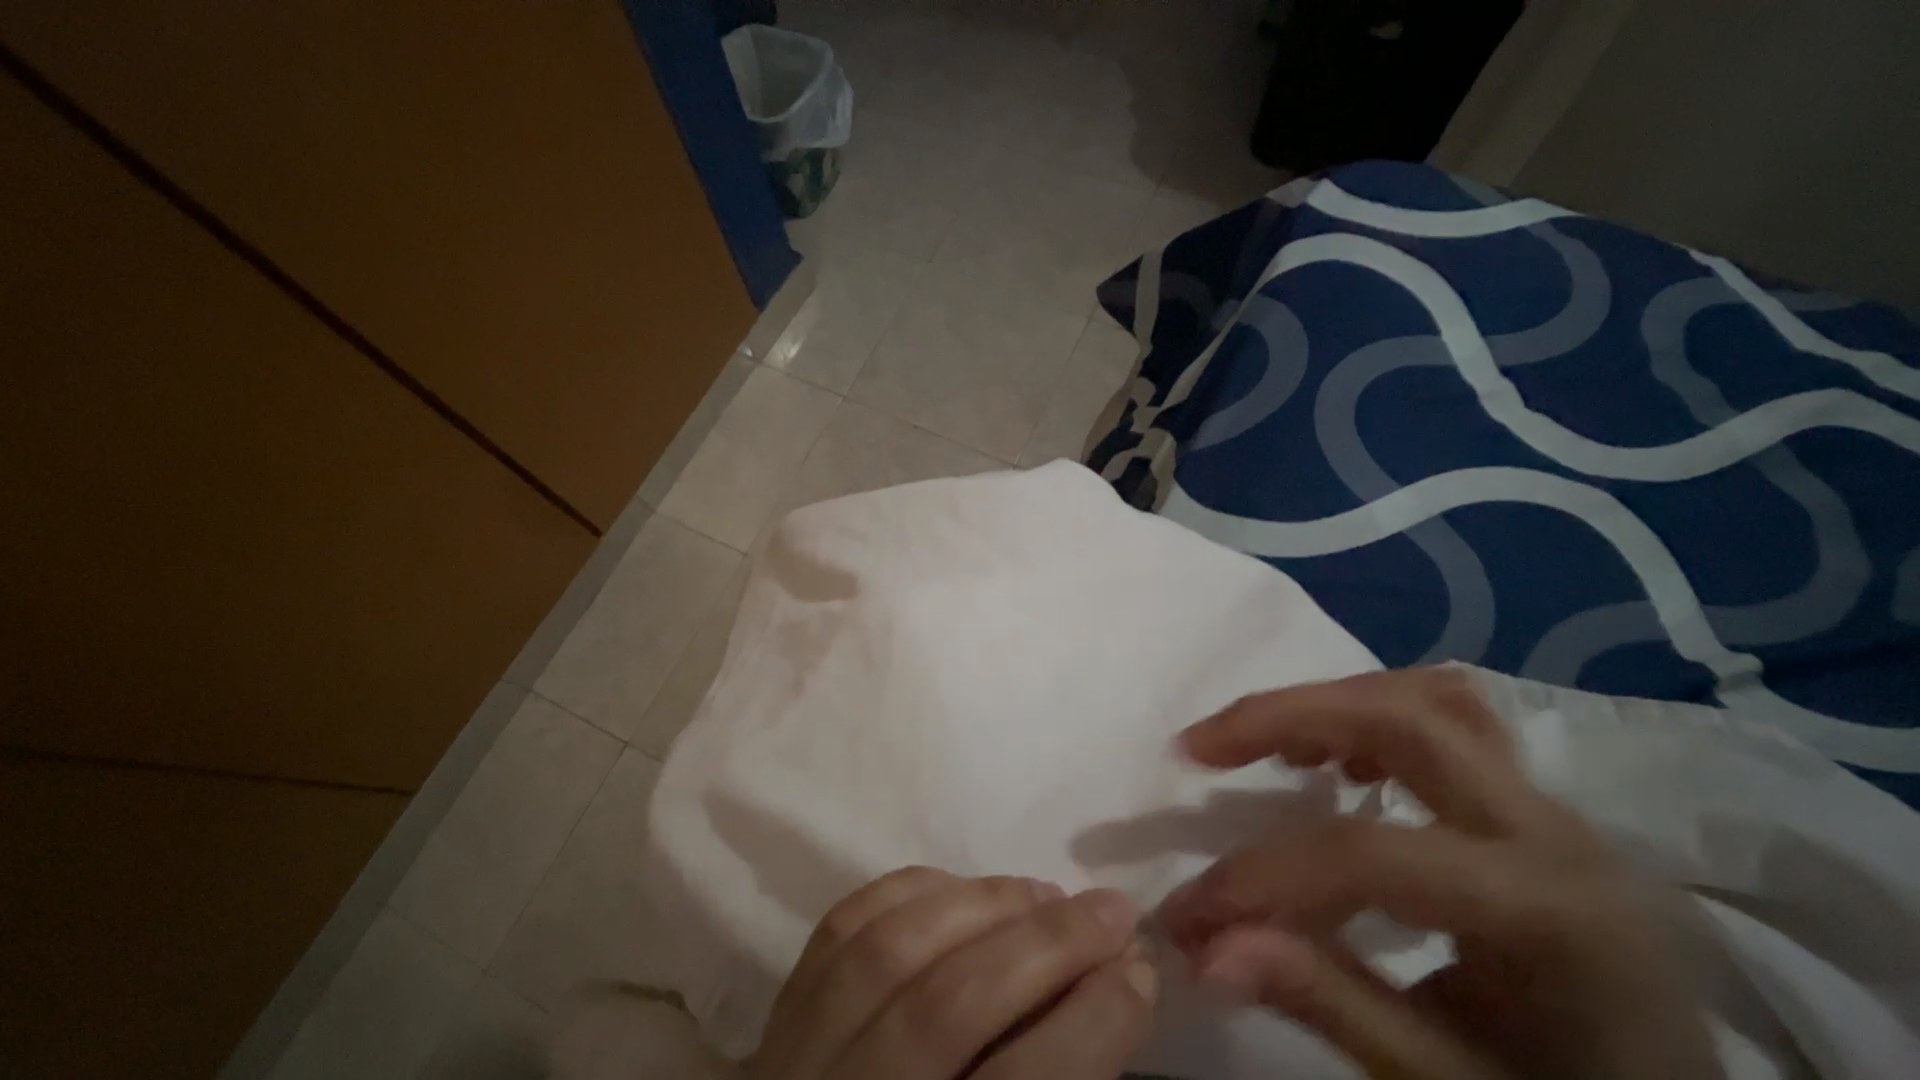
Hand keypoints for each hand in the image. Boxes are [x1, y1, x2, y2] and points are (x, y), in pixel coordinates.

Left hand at [748, 867, 1156, 1079]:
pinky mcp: (775, 1021)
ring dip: (981, 906)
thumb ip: (1066, 1071)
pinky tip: (961, 888)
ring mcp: (798, 1061)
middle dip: (1048, 944)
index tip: (1140, 968)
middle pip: (951, 1004)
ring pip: (890, 952)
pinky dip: (909, 893)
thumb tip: (1122, 977)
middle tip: (1111, 910)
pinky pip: (841, 930)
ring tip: (1043, 892)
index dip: (1096, 1019)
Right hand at [1158, 668, 1722, 1079]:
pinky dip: (1377, 720)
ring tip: (1264, 744)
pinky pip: (1455, 725)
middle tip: (1197, 746)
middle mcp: (1556, 832)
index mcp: (1546, 910)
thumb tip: (1207, 949)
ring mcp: (1555, 810)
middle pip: (1408, 719)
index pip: (1371, 856)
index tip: (1186, 913)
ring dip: (1335, 705)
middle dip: (1286, 717)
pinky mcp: (1540, 811)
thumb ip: (1330, 1003)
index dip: (1260, 876)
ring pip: (1436, 700)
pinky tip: (1339, 767)